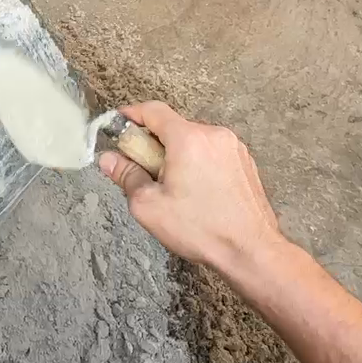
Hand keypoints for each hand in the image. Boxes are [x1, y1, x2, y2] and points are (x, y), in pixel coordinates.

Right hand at [97, 102, 285, 272]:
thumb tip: (110, 159)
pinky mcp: (244, 163)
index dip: (130, 115)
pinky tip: (194, 192)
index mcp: (188, 139)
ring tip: (171, 187)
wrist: (252, 251)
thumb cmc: (203, 229)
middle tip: (142, 170)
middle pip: (172, 126)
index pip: (152, 110)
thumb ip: (126, 175)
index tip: (118, 126)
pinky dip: (197, 163)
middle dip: (153, 143)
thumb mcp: (148, 205)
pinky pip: (211, 152)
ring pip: (192, 140)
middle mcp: (214, 136)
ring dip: (175, 154)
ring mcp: (233, 148)